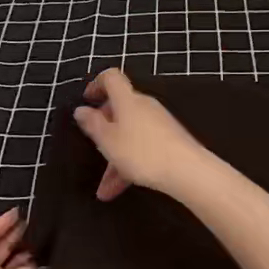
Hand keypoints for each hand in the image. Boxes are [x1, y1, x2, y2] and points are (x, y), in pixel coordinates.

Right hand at [71, 67, 213, 200]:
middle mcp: (144, 107)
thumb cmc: (141, 152)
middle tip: (93, 145)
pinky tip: (117, 190)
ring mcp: (158, 123)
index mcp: (127, 100)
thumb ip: (92, 124)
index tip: (87, 100)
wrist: (186, 170)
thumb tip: (82, 109)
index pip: (111, 78)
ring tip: (103, 188)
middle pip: (120, 110)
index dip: (97, 84)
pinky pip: (142, 148)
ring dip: (114, 158)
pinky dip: (128, 166)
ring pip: (129, 135)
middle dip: (104, 130)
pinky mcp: (169, 140)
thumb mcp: (108, 140)